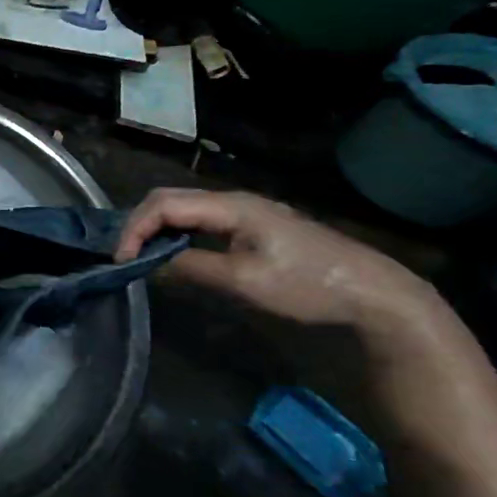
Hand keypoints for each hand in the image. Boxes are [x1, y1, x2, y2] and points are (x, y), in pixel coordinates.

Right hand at [114, 188, 437, 327]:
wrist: (375, 297)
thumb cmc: (307, 285)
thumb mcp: (242, 281)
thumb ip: (190, 267)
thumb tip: (148, 263)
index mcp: (230, 205)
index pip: (163, 205)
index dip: (134, 229)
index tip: (121, 261)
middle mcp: (233, 201)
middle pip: (169, 200)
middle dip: (139, 224)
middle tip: (125, 256)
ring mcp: (245, 213)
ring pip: (184, 209)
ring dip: (156, 229)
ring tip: (142, 256)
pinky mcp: (253, 229)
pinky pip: (201, 222)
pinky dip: (177, 234)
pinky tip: (176, 255)